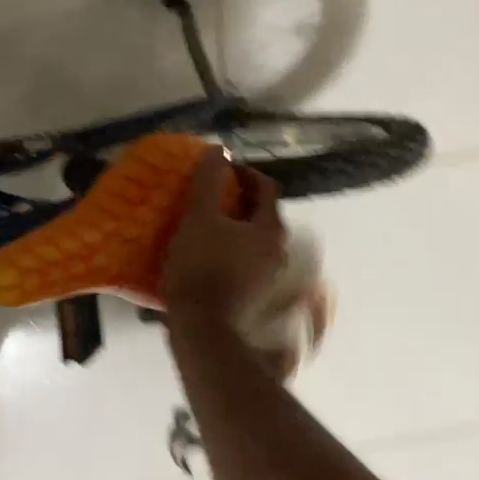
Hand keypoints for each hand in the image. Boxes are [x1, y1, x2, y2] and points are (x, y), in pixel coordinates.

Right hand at [160, 151, 329, 378]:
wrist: (202, 329)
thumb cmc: (201, 267)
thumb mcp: (199, 217)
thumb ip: (209, 180)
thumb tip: (219, 150)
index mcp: (271, 229)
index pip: (265, 187)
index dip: (243, 172)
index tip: (218, 170)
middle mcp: (279, 252)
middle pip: (261, 216)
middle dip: (237, 202)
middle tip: (209, 198)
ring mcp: (270, 279)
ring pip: (253, 242)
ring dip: (234, 230)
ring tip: (205, 228)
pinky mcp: (257, 299)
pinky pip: (246, 263)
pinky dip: (231, 252)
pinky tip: (207, 257)